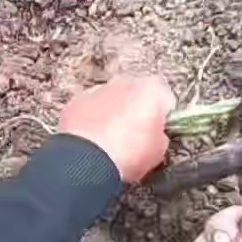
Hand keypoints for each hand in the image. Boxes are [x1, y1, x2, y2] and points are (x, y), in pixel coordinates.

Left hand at [57, 75, 174, 183]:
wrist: (87, 160)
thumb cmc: (128, 154)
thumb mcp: (158, 152)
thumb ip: (160, 136)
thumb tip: (154, 136)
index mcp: (152, 89)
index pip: (166, 100)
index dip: (163, 119)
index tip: (158, 134)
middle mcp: (124, 82)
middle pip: (137, 95)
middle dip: (136, 112)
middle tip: (134, 139)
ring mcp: (98, 90)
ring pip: (111, 100)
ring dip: (112, 115)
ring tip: (110, 143)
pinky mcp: (75, 101)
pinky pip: (89, 110)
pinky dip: (91, 121)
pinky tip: (92, 142)